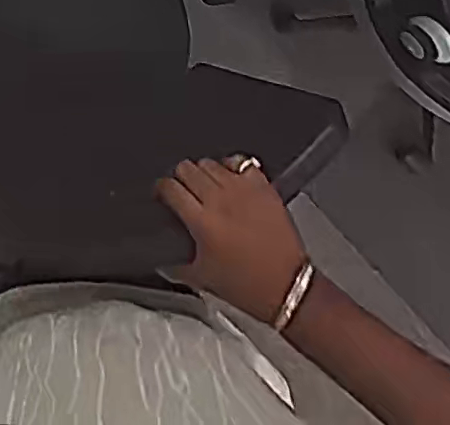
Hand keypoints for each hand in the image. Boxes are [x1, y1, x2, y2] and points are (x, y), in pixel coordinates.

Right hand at [156, 157, 307, 324]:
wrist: (288, 287)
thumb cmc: (249, 286)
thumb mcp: (204, 279)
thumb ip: (176, 266)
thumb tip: (161, 260)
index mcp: (202, 222)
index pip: (170, 188)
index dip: (161, 189)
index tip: (162, 194)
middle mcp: (220, 199)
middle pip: (187, 168)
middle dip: (180, 178)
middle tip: (183, 191)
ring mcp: (242, 189)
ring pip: (209, 162)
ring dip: (204, 172)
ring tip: (206, 186)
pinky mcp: (262, 185)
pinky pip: (239, 161)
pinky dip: (232, 166)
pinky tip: (231, 179)